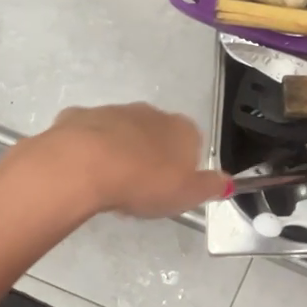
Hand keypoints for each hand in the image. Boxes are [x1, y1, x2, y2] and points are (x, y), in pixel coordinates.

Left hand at [4, 103, 229, 219]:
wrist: (85, 165)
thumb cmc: (145, 181)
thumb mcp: (188, 194)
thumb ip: (210, 187)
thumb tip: (227, 183)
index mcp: (182, 130)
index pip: (192, 145)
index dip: (183, 168)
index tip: (170, 190)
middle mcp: (151, 113)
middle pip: (157, 136)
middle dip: (150, 158)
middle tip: (140, 191)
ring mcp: (113, 112)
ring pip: (122, 133)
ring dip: (120, 153)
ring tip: (110, 186)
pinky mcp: (79, 117)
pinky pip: (88, 134)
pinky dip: (88, 148)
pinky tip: (83, 170)